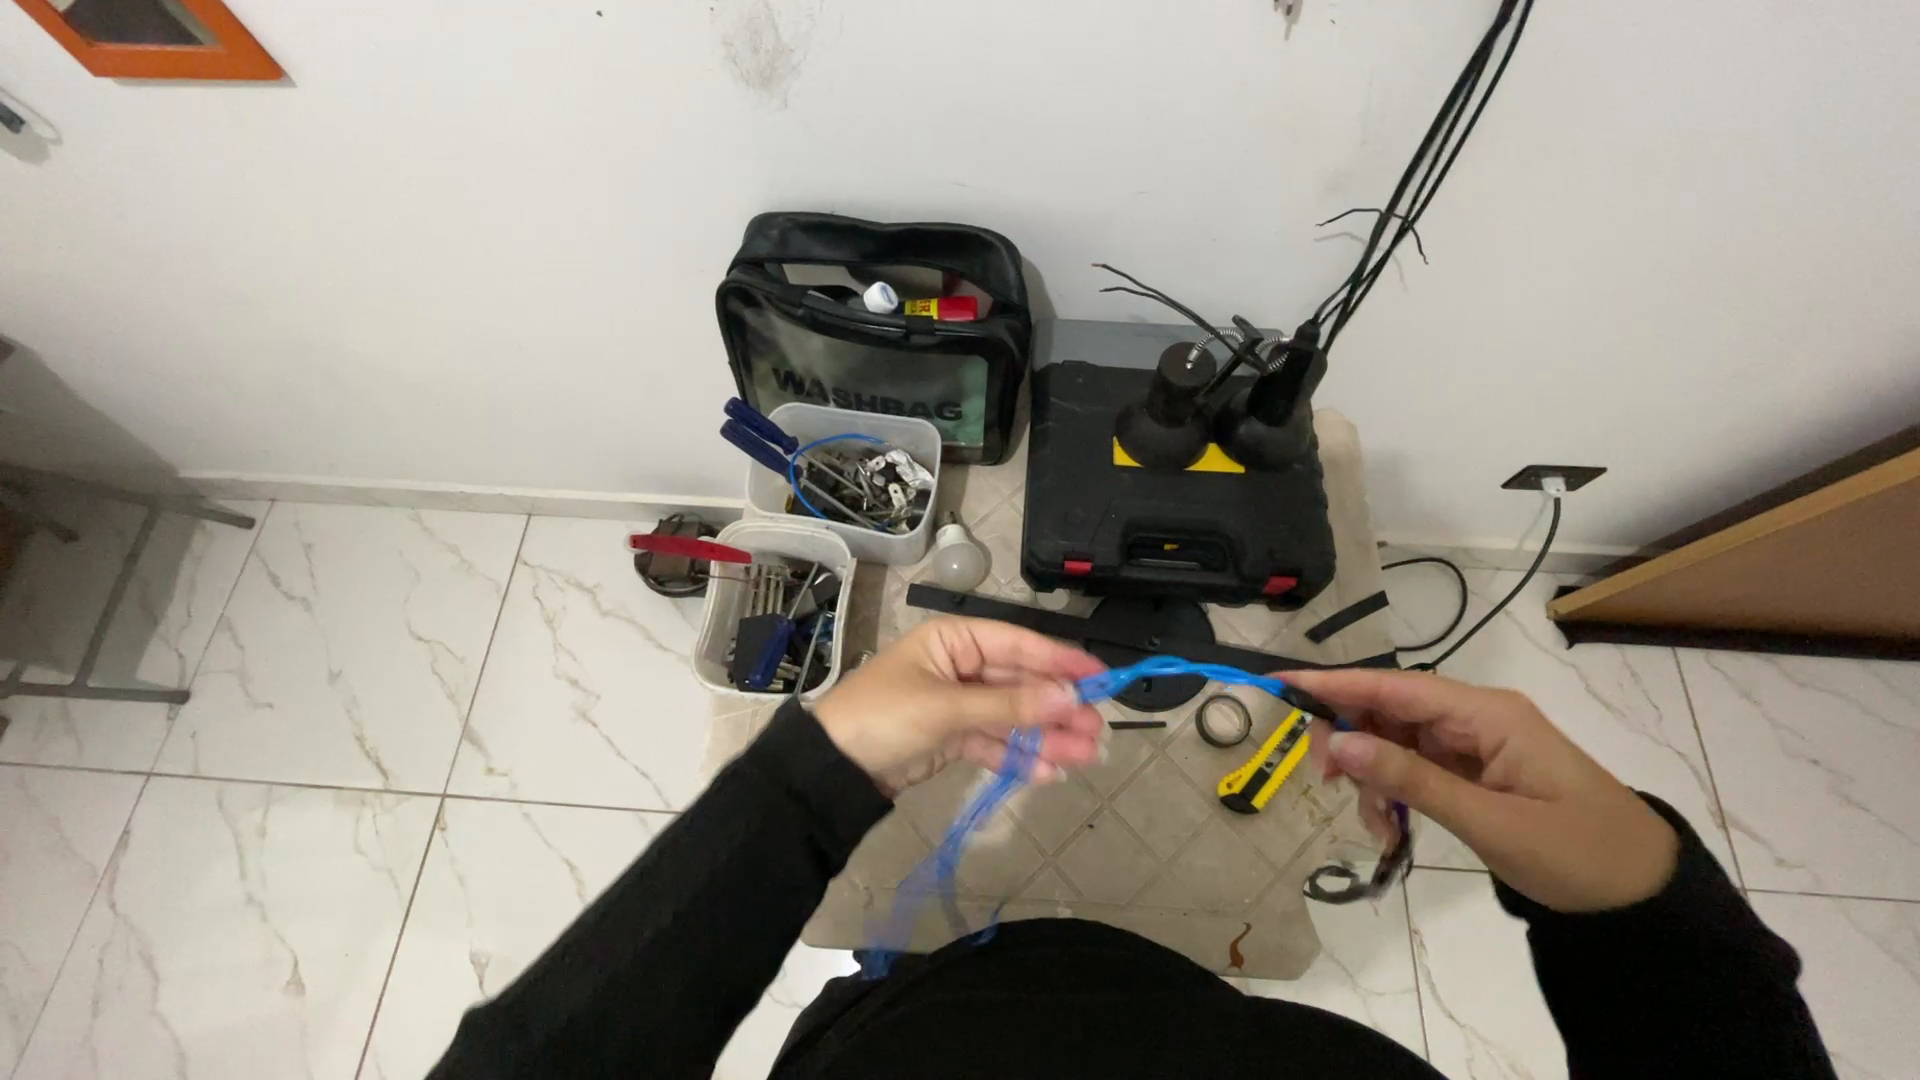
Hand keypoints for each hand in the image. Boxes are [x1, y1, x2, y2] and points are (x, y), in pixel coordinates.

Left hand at [811, 618, 1106, 794]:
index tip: (1102, 677)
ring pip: (1012, 717)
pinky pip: (994, 742)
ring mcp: (956, 703)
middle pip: (1020, 684)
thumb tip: (1069, 696)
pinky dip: (1018, 756)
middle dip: (1057, 707)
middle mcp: (960, 666)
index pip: (1018, 644)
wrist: (830, 770)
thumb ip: (1009, 705)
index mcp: (954, 640)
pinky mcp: (952, 737)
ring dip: (1046, 736)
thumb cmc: (884, 717)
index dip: (1061, 661)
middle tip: (1097, 729)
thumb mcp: (947, 708)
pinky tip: (1049, 771)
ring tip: (1085, 756)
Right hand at [1285, 668, 1678, 912]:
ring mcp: (1472, 741)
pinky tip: (1388, 823)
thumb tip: (1338, 742)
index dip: (1337, 682)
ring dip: (1370, 771)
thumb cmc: (1578, 854)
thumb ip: (1410, 779)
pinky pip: (1412, 763)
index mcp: (1487, 713)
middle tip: (1324, 776)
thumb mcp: (1490, 822)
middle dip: (1349, 735)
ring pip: (1393, 737)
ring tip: (1370, 819)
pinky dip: (1390, 788)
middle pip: (1388, 707)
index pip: (1395, 685)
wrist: (1643, 898)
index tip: (1284, 683)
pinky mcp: (1471, 766)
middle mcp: (1475, 715)